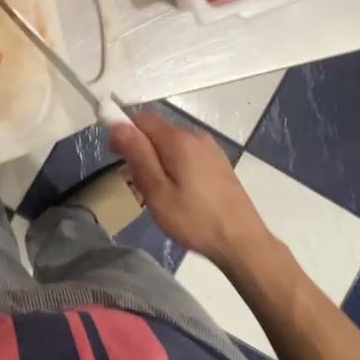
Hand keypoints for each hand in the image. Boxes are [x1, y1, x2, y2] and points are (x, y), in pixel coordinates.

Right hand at [109, 108, 273, 267]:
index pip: (143, 118)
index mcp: (179, 140)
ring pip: (173, 146)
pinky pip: (188, 156)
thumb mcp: (158, 191)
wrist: (241, 240)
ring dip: (159, 162)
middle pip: (158, 132)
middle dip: (142, 152)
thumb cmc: (194, 220)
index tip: (118, 158)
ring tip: (159, 196)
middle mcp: (196, 137)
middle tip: (138, 186)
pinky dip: (176, 168)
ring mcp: (211, 150)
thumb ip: (138, 155)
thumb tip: (118, 124)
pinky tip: (180, 195)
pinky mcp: (219, 163)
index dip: (125, 132)